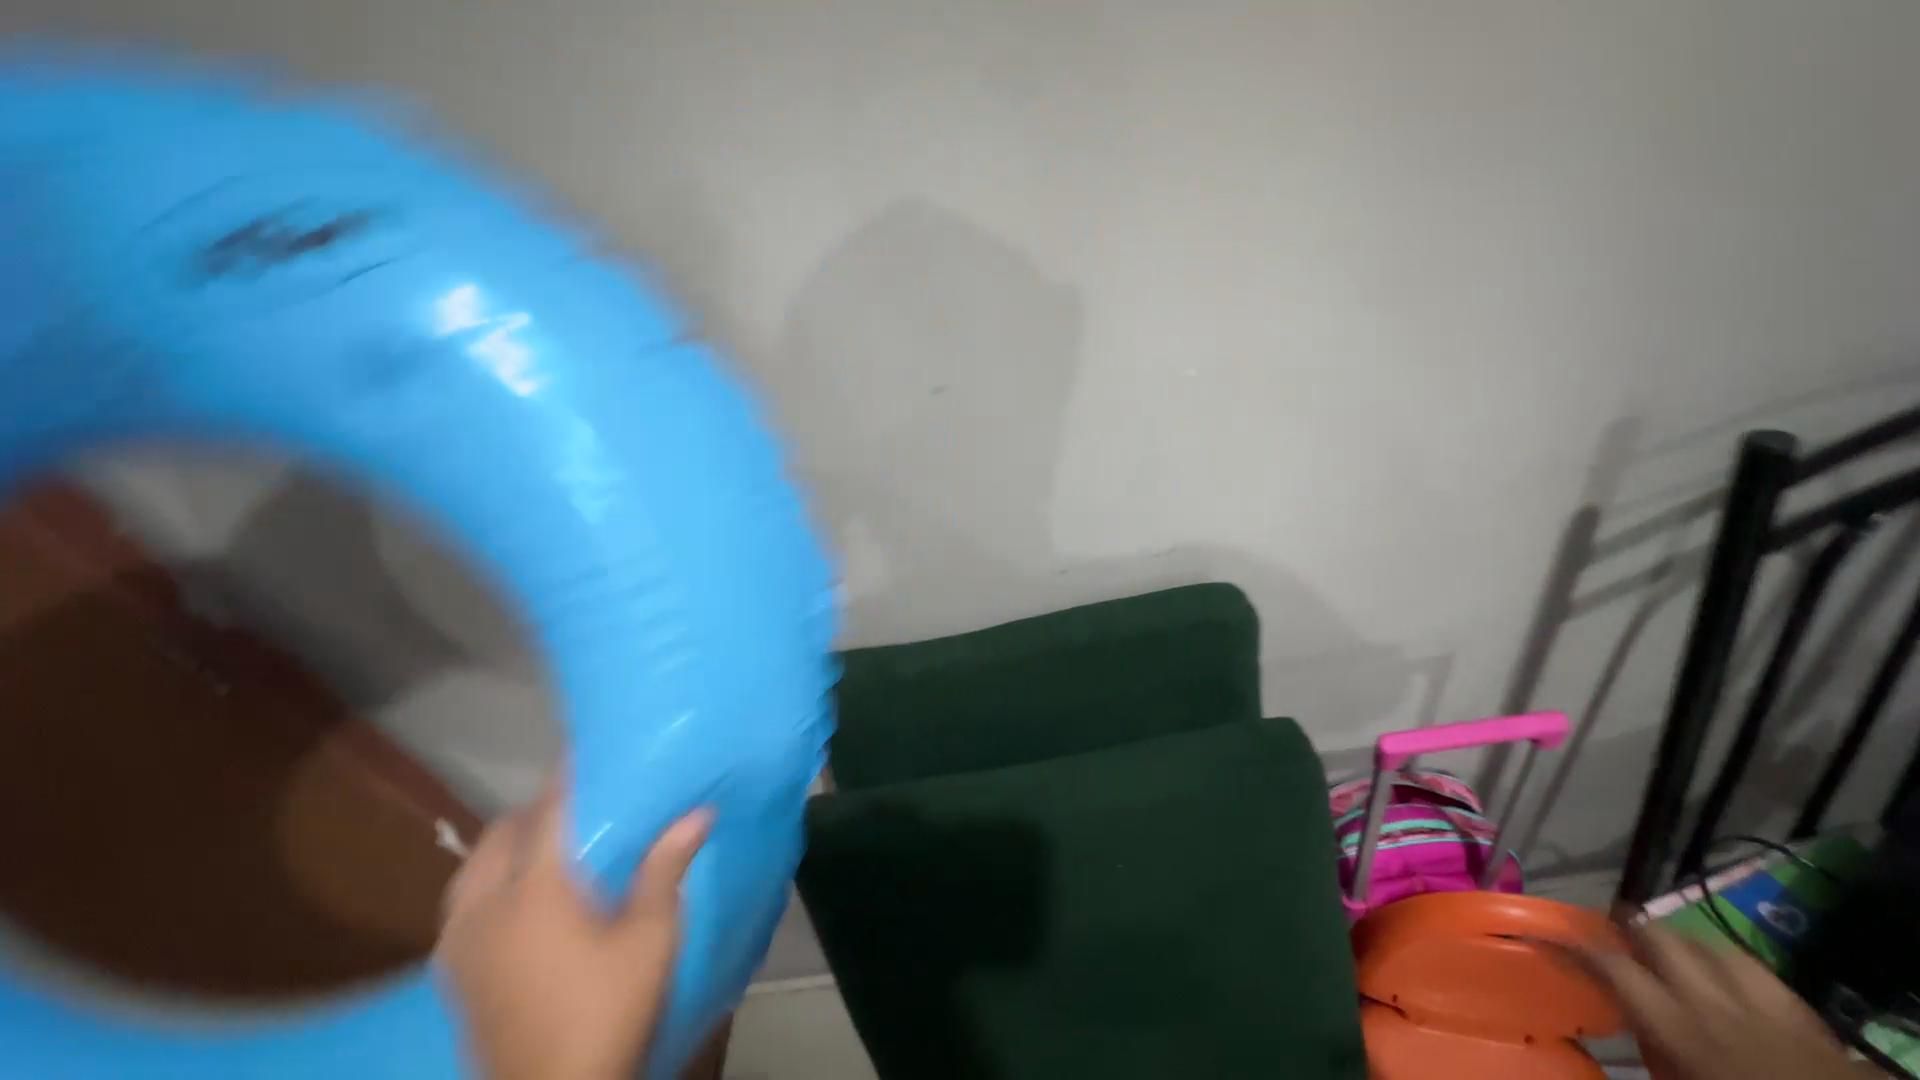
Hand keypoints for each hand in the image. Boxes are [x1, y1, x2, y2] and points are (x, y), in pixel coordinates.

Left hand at [436, 777, 710, 1079]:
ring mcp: (459, 942)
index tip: (588, 749)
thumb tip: (699, 812)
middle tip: (579, 810)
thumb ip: (666, 868)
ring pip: (472, 868)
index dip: (568, 775)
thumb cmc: (609, 1008)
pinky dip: (485, 886)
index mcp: (536, 888)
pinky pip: (460, 906)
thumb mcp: (652, 938)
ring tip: (544, 852)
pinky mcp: (451, 973)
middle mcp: (486, 904)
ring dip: (505, 848)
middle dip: (536, 812)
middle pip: (501, 833)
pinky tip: (513, 904)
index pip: (549, 810)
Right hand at [1577, 925, 1878, 1079]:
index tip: (1544, 933)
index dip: (1572, 945)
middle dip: (1630, 925)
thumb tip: (1615, 1028)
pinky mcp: (1802, 1011)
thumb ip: (1651, 1053)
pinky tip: (1726, 970)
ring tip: (1665, 946)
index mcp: (1677, 1024)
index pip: (1611, 965)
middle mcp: (1714, 1000)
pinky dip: (1731, 962)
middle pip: (1661, 937)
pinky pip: (1758, 969)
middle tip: (1608, 927)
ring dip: (1682, 941)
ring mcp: (1764, 1001)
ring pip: (1710, 944)